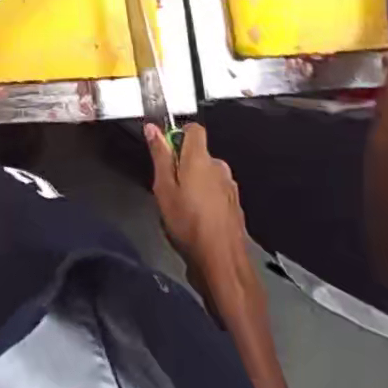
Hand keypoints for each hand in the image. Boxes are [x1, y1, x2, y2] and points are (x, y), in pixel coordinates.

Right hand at [145, 122, 248, 274]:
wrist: (221, 259)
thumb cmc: (186, 222)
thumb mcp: (163, 188)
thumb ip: (160, 156)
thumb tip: (153, 128)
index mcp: (200, 159)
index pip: (194, 129)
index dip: (177, 134)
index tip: (164, 151)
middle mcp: (219, 167)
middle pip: (198, 154)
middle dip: (182, 163)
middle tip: (166, 186)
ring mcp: (230, 186)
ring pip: (207, 173)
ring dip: (193, 181)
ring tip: (180, 205)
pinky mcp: (234, 203)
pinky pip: (215, 190)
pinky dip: (204, 196)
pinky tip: (195, 217)